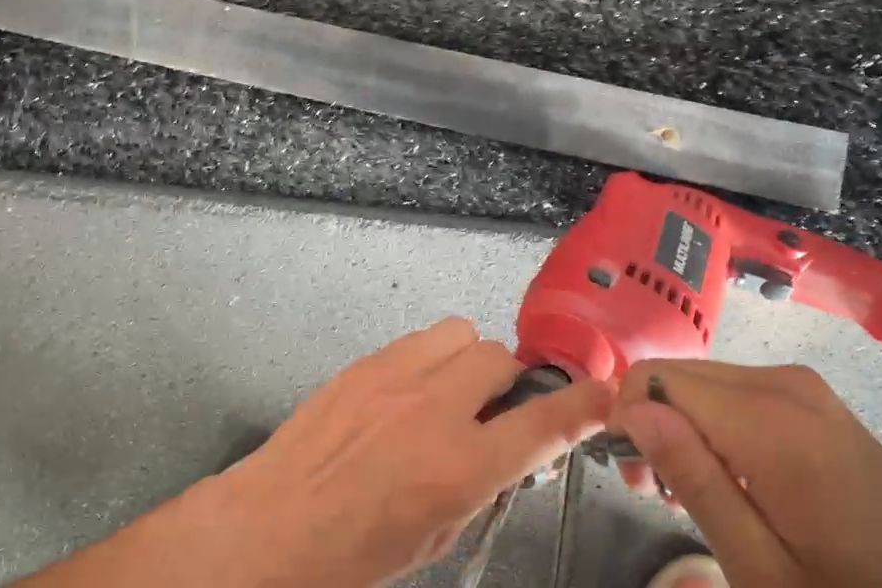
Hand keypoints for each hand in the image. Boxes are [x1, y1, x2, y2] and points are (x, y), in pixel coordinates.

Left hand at [175, 316, 613, 587]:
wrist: (277, 522)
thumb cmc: (357, 549)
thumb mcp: (438, 534)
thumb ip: (479, 482)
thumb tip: (502, 450)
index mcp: (461, 466)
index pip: (542, 423)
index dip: (582, 405)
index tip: (604, 394)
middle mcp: (434, 409)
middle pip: (500, 358)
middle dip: (508, 380)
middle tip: (493, 405)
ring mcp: (395, 376)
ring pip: (460, 332)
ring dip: (468, 358)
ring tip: (451, 388)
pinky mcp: (364, 362)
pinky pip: (416, 339)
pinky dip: (428, 357)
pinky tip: (409, 389)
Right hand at [611, 361, 881, 587]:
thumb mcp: (762, 567)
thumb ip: (693, 479)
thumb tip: (630, 410)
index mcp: (769, 421)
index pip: (655, 378)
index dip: (627, 420)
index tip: (635, 477)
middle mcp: (782, 382)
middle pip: (676, 374)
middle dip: (651, 422)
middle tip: (656, 493)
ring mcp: (801, 384)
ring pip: (701, 380)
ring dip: (680, 425)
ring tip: (691, 491)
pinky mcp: (811, 395)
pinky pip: (734, 389)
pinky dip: (713, 422)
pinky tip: (728, 473)